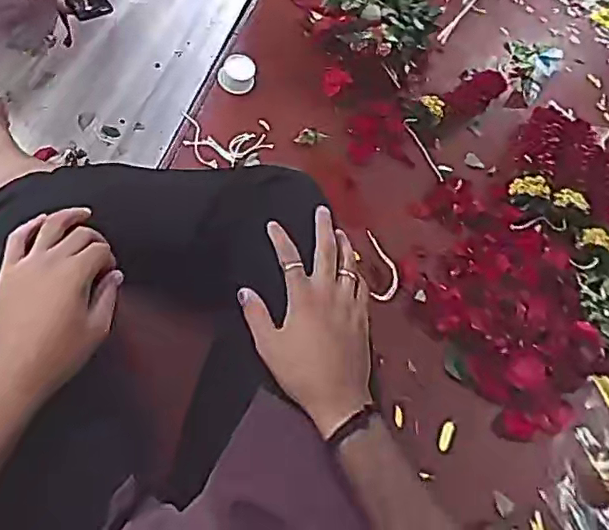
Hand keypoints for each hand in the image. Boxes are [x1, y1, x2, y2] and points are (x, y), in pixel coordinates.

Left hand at [0, 208, 121, 408]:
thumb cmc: (51, 358)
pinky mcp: (7, 274)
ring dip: (68, 216)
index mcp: (74, 273)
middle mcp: (51, 262)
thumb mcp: (95, 330)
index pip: (99, 250)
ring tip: (80, 215)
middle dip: (95, 239)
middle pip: (79, 234)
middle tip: (99, 251)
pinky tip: (39, 222)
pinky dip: (30, 225)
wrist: (11, 377)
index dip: (109, 257)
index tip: (109, 270)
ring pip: (50, 225)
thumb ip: (109, 297)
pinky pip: (16, 238)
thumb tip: (113, 278)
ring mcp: (26, 265)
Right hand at [239, 206, 371, 436]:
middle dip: (323, 227)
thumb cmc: (300, 373)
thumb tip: (246, 291)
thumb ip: (257, 316)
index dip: (281, 239)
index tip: (273, 225)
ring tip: (339, 231)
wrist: (340, 398)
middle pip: (326, 251)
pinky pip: (362, 283)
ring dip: (343, 244)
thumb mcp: (269, 347)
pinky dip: (357, 269)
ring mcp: (348, 302)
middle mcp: (328, 292)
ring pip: (348, 263)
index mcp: (303, 297)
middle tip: (322, 211)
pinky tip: (355, 266)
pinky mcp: (362, 314)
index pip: (290, 259)